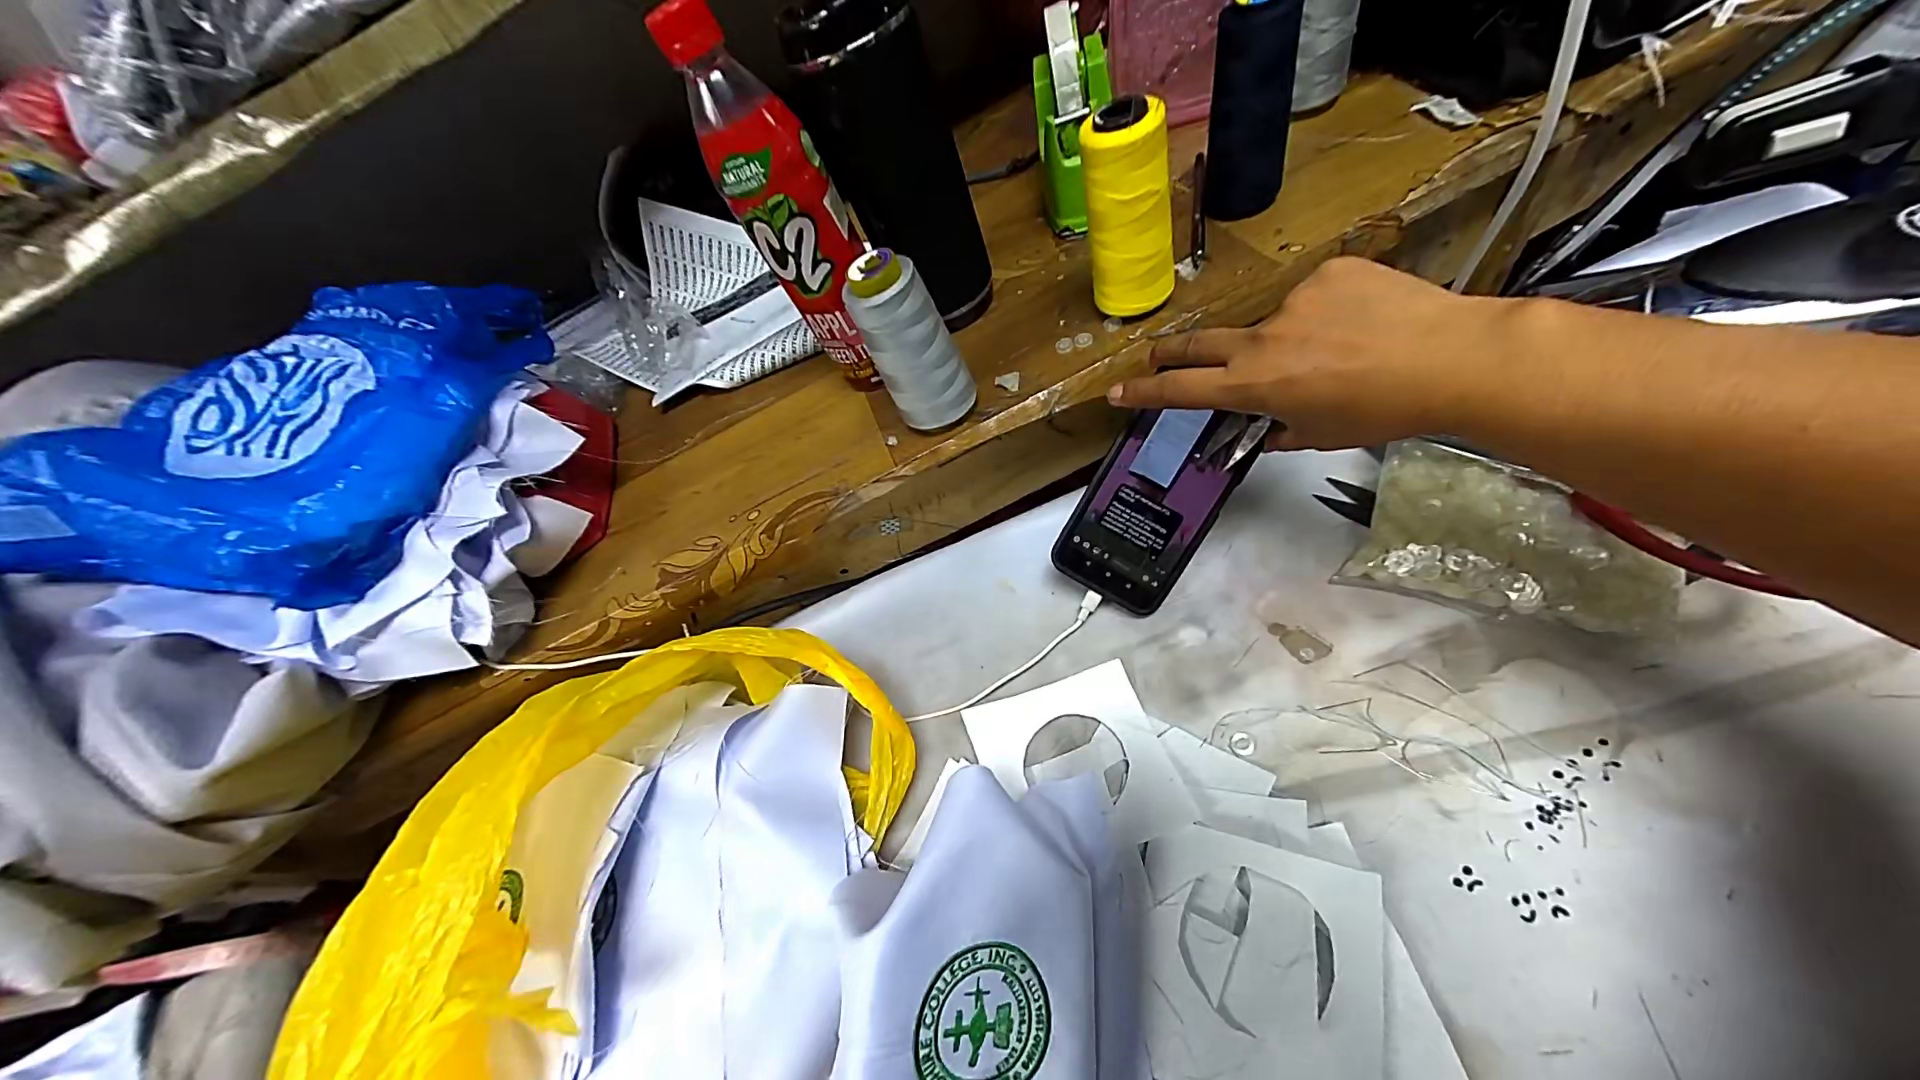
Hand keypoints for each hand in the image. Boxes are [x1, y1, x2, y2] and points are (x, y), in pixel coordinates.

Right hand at [1107, 257, 1512, 449]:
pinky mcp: (1330, 272)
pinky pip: (1316, 295)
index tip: (1116, 391)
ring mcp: (1295, 300)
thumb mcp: (1322, 434)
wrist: (1455, 358)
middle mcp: (1263, 339)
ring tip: (1344, 350)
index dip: (1144, 392)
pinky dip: (1330, 311)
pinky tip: (1366, 322)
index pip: (1182, 390)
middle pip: (1199, 344)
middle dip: (1172, 353)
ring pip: (1277, 323)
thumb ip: (1282, 431)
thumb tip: (1270, 428)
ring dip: (1293, 339)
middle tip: (1158, 355)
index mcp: (1255, 385)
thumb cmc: (1383, 410)